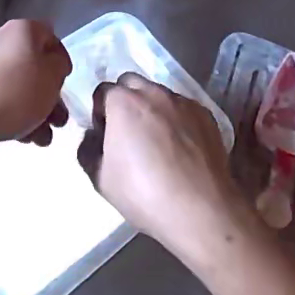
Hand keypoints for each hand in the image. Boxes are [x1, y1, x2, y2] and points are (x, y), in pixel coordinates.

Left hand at [0, 19, 70, 159]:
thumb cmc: (17, 92)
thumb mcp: (53, 76)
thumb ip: (59, 64)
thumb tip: (50, 62)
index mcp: (21, 29)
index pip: (50, 37)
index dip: (62, 60)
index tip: (65, 83)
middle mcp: (0, 40)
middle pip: (35, 66)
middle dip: (50, 95)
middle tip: (58, 119)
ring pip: (20, 87)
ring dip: (37, 112)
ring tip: (43, 138)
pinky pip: (2, 98)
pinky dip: (16, 115)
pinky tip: (24, 138)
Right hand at [81, 73, 253, 262]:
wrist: (200, 210)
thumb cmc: (143, 193)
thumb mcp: (100, 178)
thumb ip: (88, 149)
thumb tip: (93, 137)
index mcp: (124, 102)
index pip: (102, 92)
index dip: (100, 113)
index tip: (105, 136)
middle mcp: (154, 93)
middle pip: (132, 84)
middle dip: (125, 101)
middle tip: (127, 133)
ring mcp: (184, 103)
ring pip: (160, 96)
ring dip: (152, 110)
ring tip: (158, 143)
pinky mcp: (207, 116)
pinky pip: (184, 110)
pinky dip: (177, 121)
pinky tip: (181, 150)